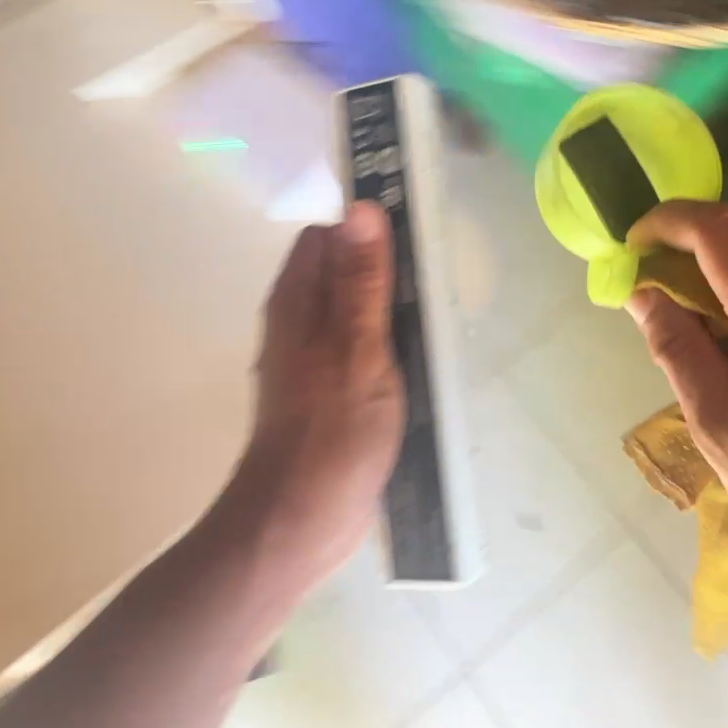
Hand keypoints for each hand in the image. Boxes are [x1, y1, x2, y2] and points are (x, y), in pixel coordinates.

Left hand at [223, 202, 403, 584]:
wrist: (300, 520)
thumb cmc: (332, 432)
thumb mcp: (358, 348)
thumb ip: (361, 281)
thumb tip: (360, 208)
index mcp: (298, 299)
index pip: (329, 233)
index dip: (367, 229)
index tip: (414, 242)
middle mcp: (297, 320)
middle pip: (343, 268)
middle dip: (385, 269)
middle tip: (429, 290)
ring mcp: (311, 356)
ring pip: (353, 309)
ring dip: (389, 308)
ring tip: (430, 323)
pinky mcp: (327, 389)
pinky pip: (358, 345)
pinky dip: (385, 343)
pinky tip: (414, 362)